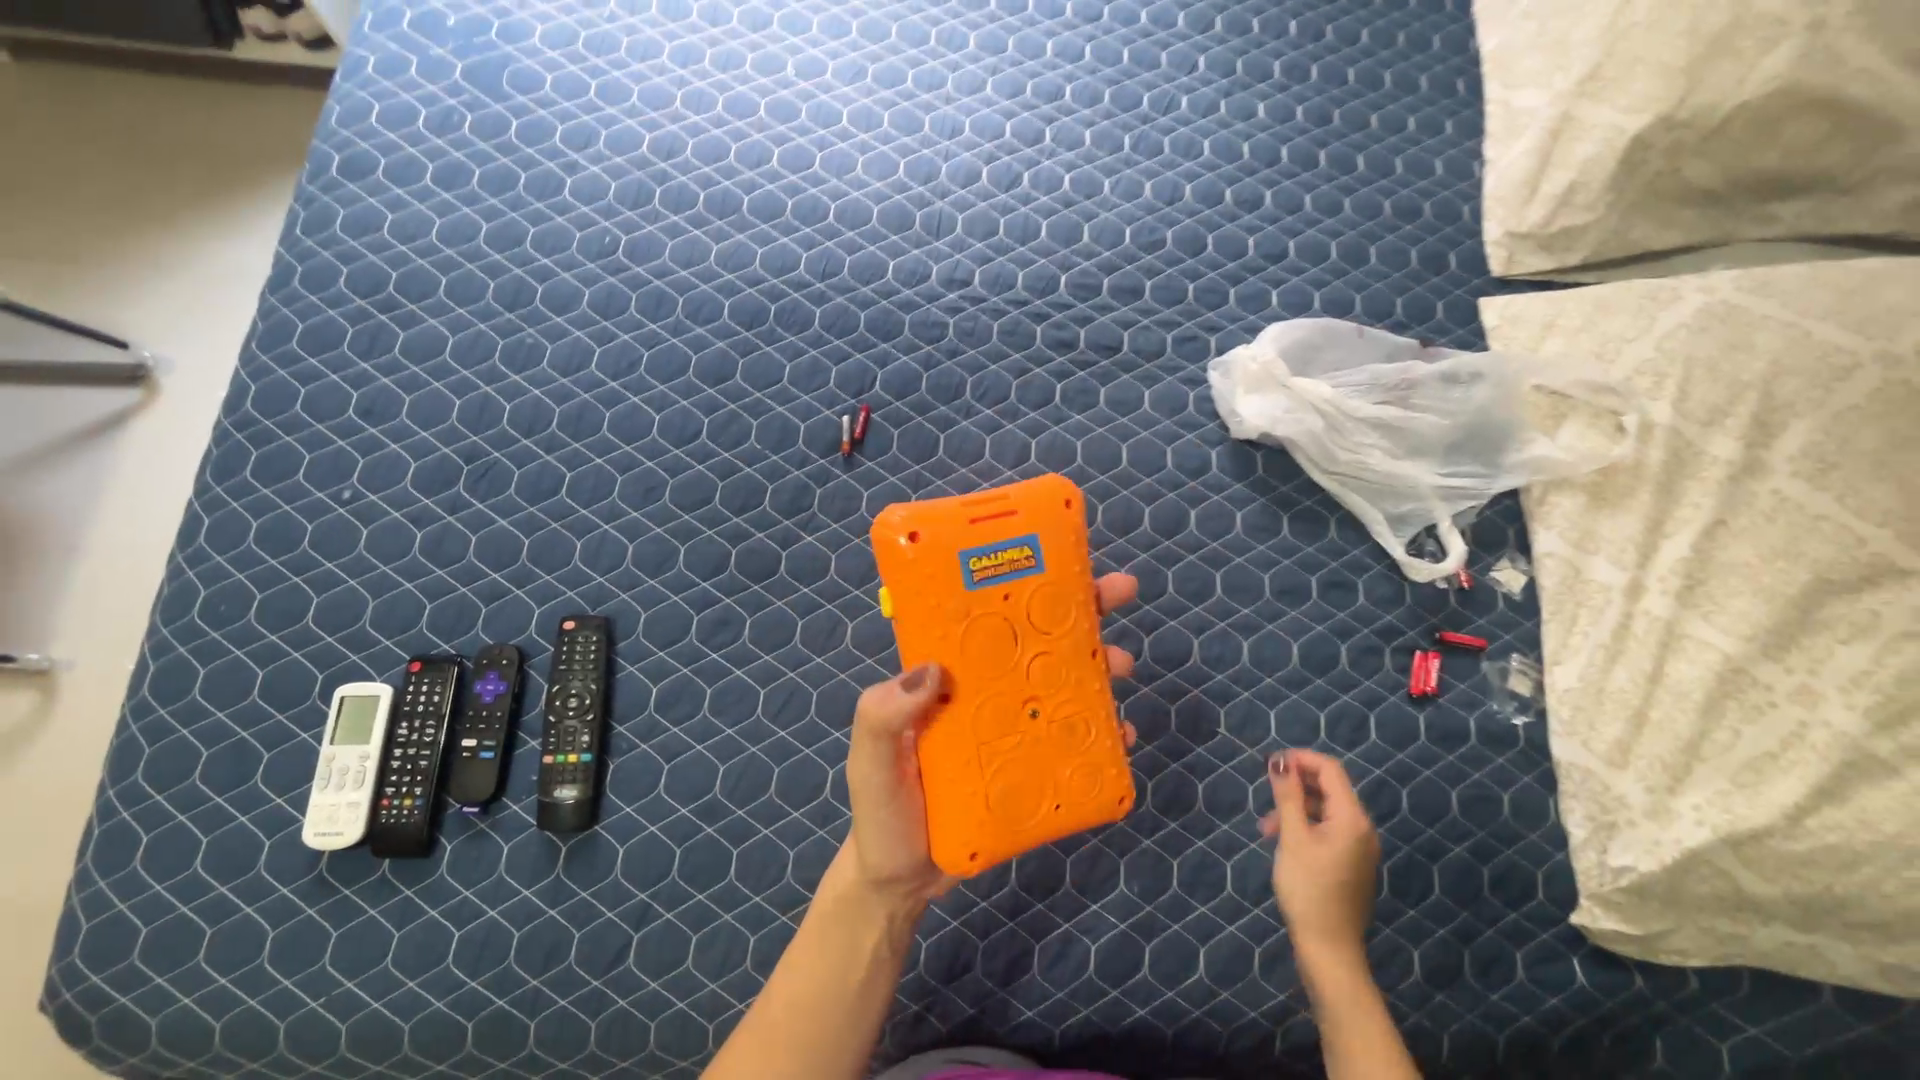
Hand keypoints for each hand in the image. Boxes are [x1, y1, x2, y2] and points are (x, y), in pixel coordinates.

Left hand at [843, 572, 1141, 904]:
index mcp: (943, 676)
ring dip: (1096, 665)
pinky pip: (1071, 739)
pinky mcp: (1031, 767)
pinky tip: (1121, 734)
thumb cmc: (882, 814)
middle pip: (1032, 640)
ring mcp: (1009, 728)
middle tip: (1116, 593)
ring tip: (1122, 665)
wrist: (904, 881)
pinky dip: (1100, 731)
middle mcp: (981, 693)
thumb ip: (883, 717)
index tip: (1056, 559)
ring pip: (1059, 683)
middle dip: (1077, 610)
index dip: (1018, 584)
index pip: (982, 616)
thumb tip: (932, 668)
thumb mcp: (870, 762)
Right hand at [1260, 748, 1380, 959]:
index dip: (1300, 760)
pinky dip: (1306, 828)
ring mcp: (1359, 848)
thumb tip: (1279, 761)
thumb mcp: (1292, 838)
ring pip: (1326, 812)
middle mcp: (1362, 828)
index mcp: (1352, 818)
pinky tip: (1284, 844)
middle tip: (1265, 798)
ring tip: (1267, 829)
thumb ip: (1287, 796)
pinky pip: (1329, 832)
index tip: (1270, 764)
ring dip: (1296, 810)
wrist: (1329, 947)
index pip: (1330, 770)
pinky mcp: (1351, 864)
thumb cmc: (1308, 888)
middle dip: (1296, 787)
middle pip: (1329, 789)